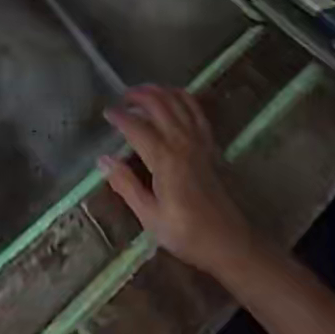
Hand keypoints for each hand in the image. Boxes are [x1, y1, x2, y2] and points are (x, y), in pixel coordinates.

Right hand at [99, 84, 262, 278]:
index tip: (106, 114)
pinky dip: (182, 96)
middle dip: (136, 95)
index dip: (118, 116)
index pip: (135, 126)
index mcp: (164, 159)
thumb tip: (103, 160)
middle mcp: (181, 142)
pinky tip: (172, 96)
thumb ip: (126, 185)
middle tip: (122, 100)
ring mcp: (198, 140)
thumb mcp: (150, 217)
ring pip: (176, 100)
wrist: (231, 243)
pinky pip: (196, 110)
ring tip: (142, 93)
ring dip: (157, 90)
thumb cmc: (188, 234)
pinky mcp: (210, 144)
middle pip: (157, 103)